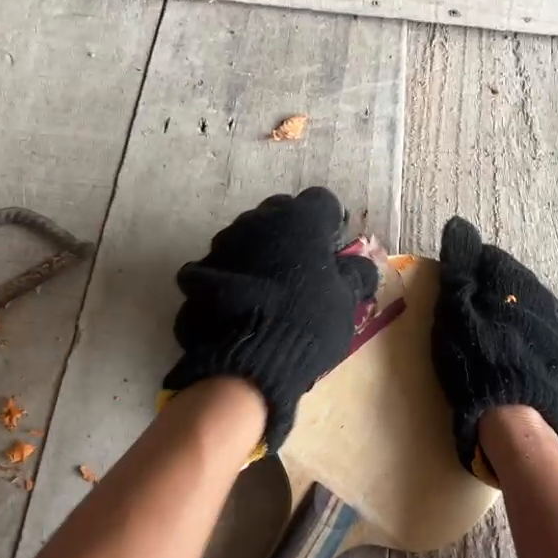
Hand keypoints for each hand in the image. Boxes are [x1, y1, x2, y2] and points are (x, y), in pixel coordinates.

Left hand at [163, 187, 377, 456]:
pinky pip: (220, 265)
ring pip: (247, 236)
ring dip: (257, 252)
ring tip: (266, 288)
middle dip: (290, 232)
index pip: (322, 202)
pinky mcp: (198, 269)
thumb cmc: (307, 321)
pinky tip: (237, 303)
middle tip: (300, 266)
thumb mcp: (345, 302)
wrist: (245, 355)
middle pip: (280, 213)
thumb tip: (360, 265)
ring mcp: (224, 242)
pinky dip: (230, 276)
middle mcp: (260, 219)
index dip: (329, 222)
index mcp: (301, 219)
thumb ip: (354, 276)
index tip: (331, 246)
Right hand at [433, 216, 557, 479]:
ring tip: (491, 344)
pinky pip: (541, 342)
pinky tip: (513, 363)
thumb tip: (460, 226)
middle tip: (468, 320)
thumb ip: (459, 267)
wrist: (516, 415)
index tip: (453, 293)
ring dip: (511, 321)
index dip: (468, 275)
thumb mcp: (455, 310)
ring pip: (529, 314)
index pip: (488, 260)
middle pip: (511, 286)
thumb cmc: (476, 358)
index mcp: (515, 279)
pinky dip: (526, 346)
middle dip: (492, 296)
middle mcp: (543, 296)